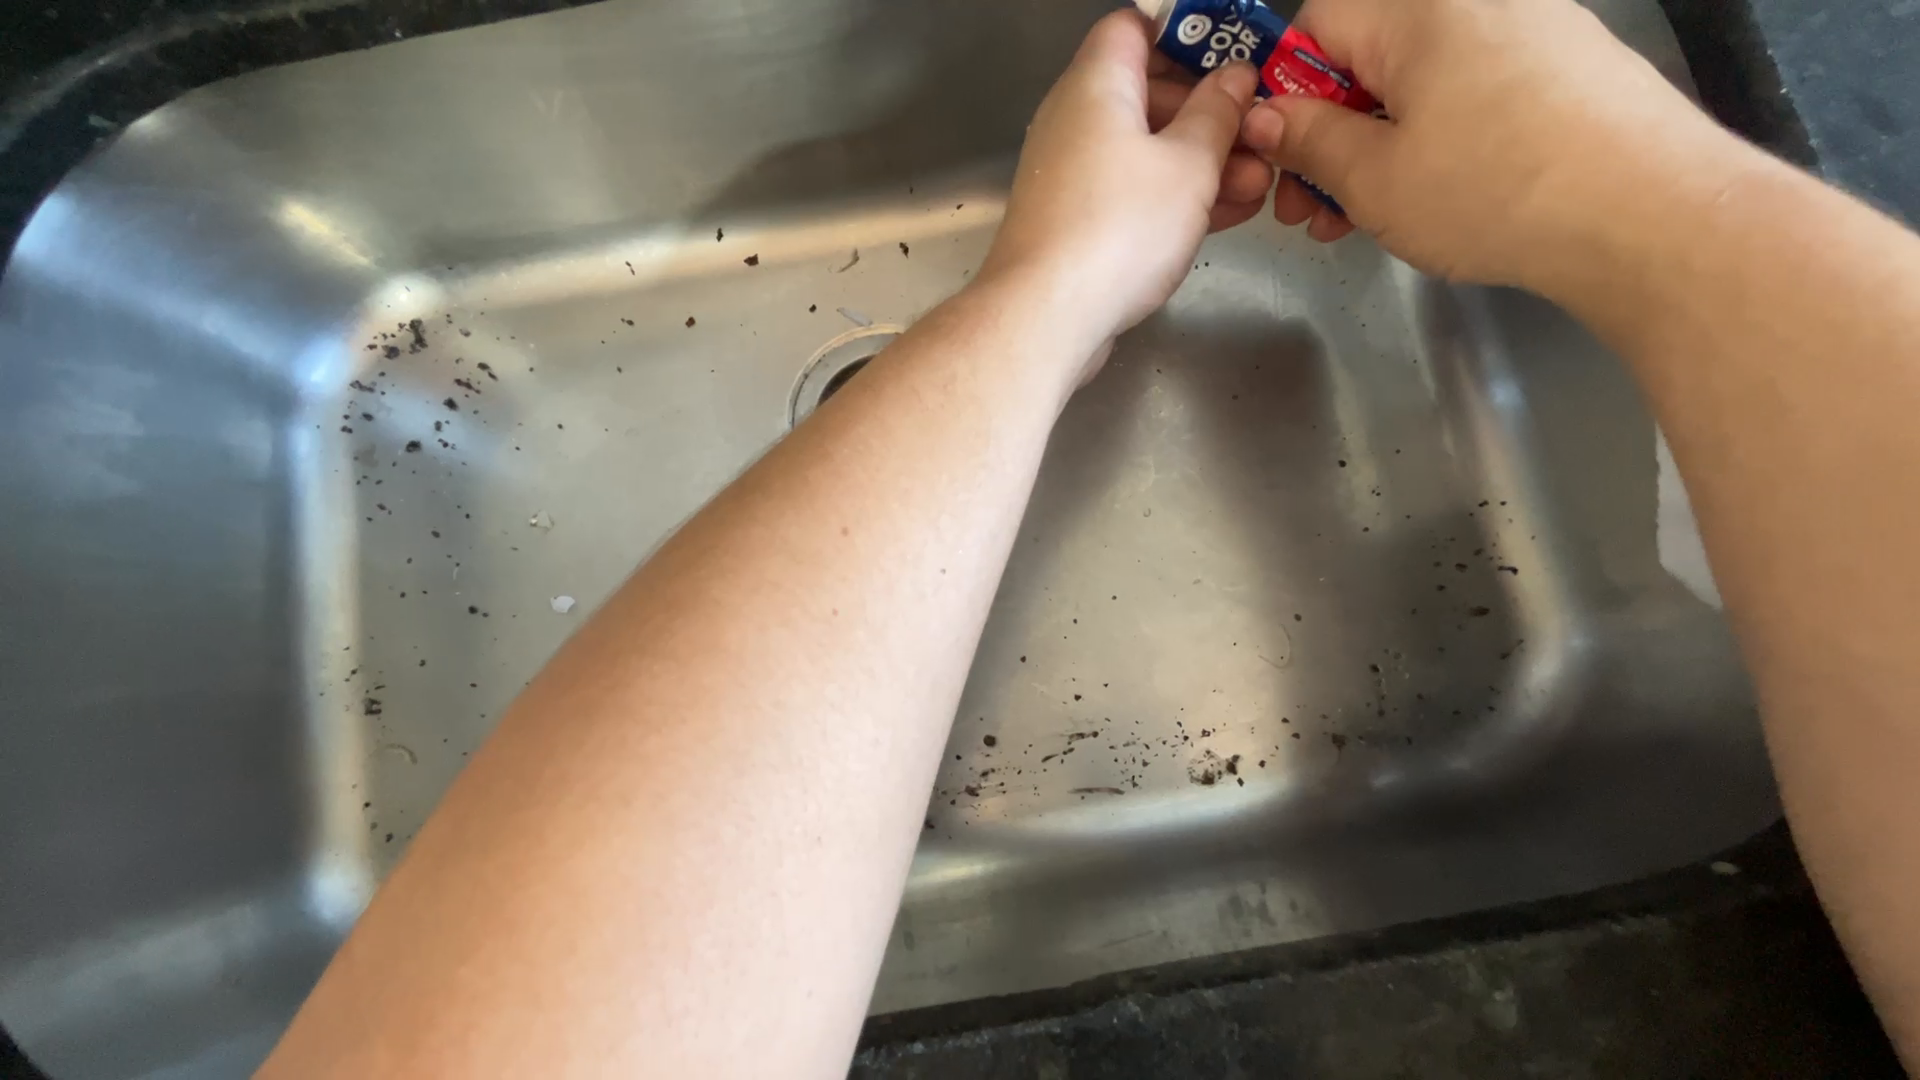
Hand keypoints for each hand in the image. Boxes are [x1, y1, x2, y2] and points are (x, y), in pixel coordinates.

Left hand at [977, 10, 1270, 356]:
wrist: (1045, 319)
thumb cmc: (1120, 228)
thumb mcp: (1189, 163)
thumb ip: (1219, 114)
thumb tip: (1233, 78)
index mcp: (1095, 84)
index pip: (1136, 28)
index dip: (1188, 36)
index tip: (1234, 61)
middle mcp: (1075, 124)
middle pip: (1149, 96)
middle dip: (1212, 116)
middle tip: (1261, 141)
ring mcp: (1072, 180)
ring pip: (1146, 155)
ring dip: (1203, 167)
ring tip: (1259, 187)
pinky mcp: (1074, 228)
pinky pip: (1131, 198)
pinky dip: (1173, 202)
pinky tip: (1224, 218)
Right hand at [1237, 0, 1732, 287]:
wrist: (1644, 214)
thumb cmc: (1490, 190)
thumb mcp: (1373, 177)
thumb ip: (1308, 141)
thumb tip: (1262, 116)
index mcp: (1420, 13)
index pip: (1318, 22)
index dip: (1282, 88)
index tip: (1277, 153)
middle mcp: (1474, 3)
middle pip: (1364, 58)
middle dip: (1321, 134)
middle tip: (1304, 208)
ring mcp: (1526, 31)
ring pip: (1410, 87)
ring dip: (1366, 151)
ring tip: (1350, 220)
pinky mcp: (1558, 69)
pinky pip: (1461, 97)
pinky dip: (1423, 145)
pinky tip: (1416, 201)